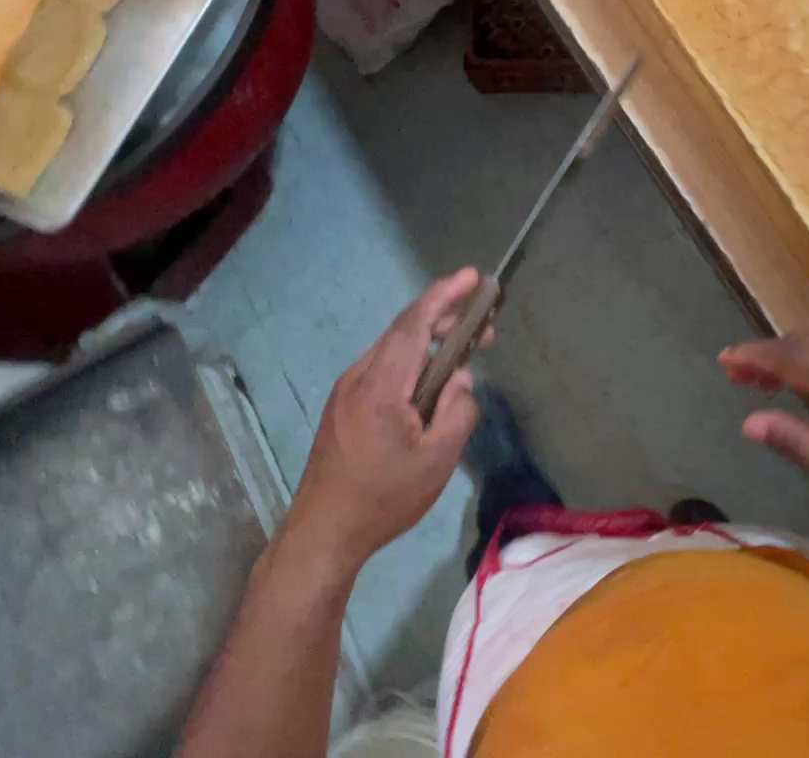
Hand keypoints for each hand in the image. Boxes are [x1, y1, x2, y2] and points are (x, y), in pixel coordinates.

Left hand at [290, 269, 487, 561]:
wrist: (323, 532)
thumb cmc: (385, 498)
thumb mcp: (438, 460)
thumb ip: (458, 411)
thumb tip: (460, 380)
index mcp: (381, 386)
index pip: (415, 325)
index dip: (444, 295)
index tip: (472, 276)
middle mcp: (359, 377)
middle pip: (404, 330)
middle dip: (445, 316)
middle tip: (485, 323)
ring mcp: (346, 390)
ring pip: (393, 348)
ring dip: (430, 340)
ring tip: (465, 348)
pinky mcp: (343, 405)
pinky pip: (383, 367)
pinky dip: (413, 359)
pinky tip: (431, 378)